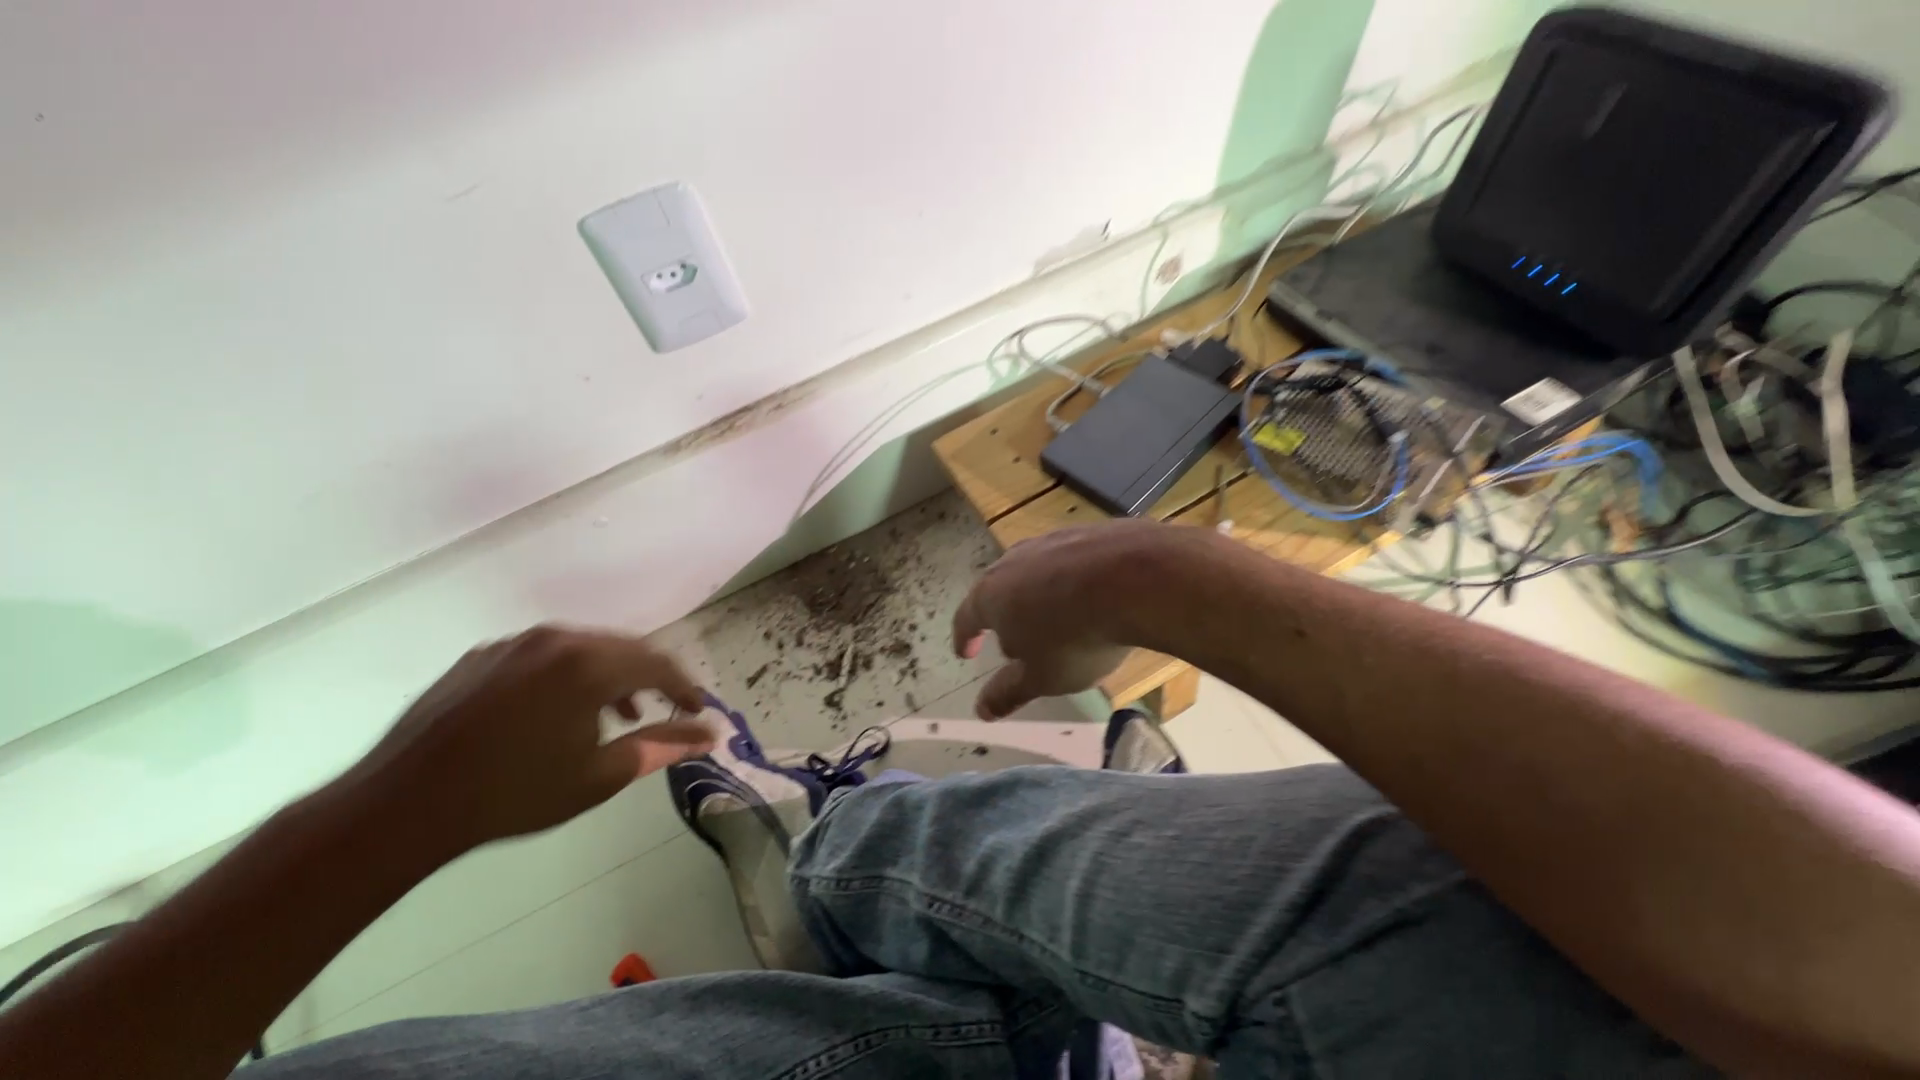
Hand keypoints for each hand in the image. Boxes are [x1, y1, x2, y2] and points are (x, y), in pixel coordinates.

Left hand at [344, 625, 713, 856]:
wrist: (405, 802)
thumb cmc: (514, 794)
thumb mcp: (599, 776)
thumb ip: (660, 747)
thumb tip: (708, 735)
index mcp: (588, 663)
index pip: (657, 664)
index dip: (684, 688)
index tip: (698, 712)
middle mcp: (554, 639)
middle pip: (621, 649)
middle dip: (649, 679)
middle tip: (663, 711)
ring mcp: (513, 644)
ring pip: (581, 649)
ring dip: (608, 676)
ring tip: (616, 716)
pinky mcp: (481, 657)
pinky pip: (542, 656)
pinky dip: (567, 676)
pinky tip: (557, 713)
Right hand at [953, 521, 1220, 718]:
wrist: (1138, 579)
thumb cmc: (1076, 637)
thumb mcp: (1041, 678)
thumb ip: (1008, 692)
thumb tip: (981, 710)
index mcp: (992, 595)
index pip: (966, 617)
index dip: (965, 637)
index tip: (966, 652)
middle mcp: (1015, 560)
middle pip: (998, 587)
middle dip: (1002, 612)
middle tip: (1011, 634)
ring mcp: (1053, 540)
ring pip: (1035, 570)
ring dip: (1038, 593)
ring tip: (1053, 615)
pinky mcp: (1090, 532)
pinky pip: (1073, 561)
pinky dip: (1074, 580)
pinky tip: (1093, 595)